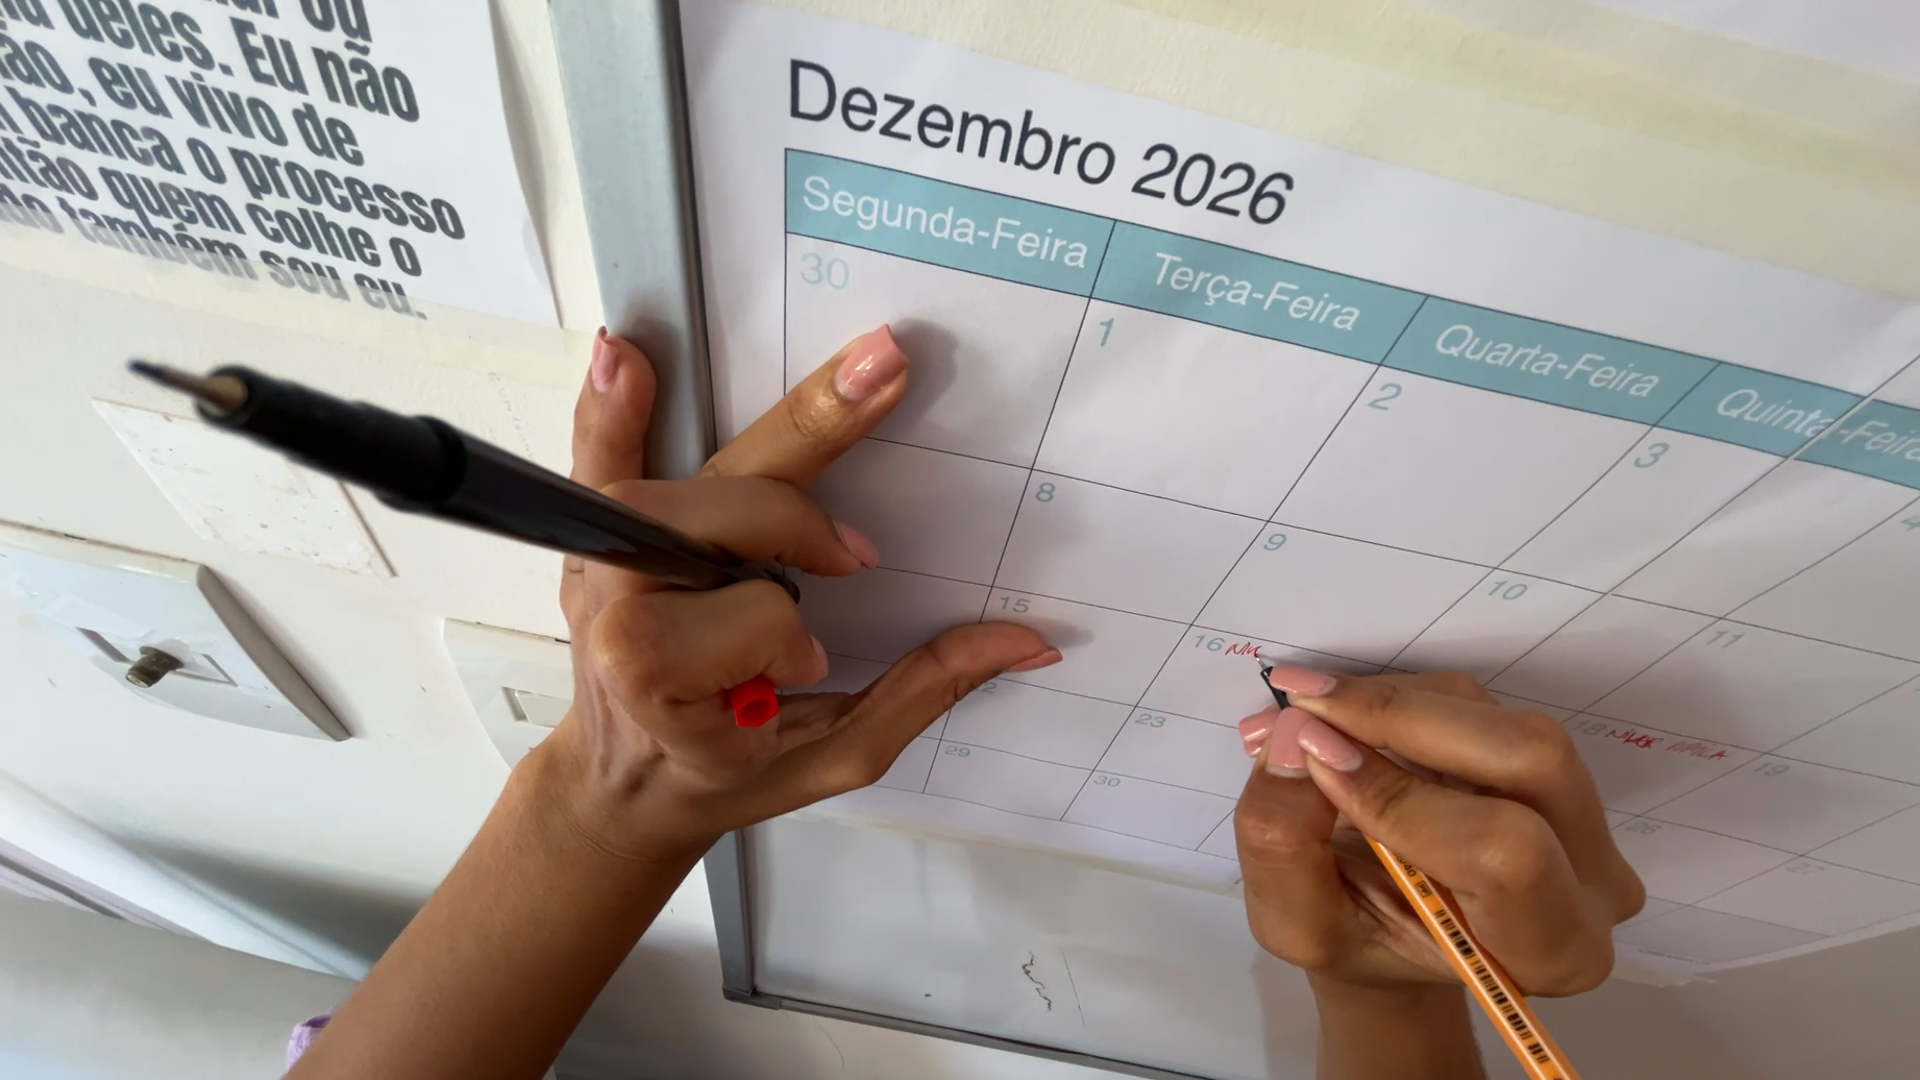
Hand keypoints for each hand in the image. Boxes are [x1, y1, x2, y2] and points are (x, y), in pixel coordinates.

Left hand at [543, 326, 1056, 859]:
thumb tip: (1027, 640)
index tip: (809, 653)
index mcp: (671, 698)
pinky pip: (593, 464)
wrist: (623, 785)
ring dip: (763, 488)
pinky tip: (627, 359)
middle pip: (714, 522)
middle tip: (862, 511)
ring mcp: (595, 574)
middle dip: (790, 522)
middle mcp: (617, 623)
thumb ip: (925, 692)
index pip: (749, 619)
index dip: (783, 630)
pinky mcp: (592, 544)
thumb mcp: (834, 758)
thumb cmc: (728, 777)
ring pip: (678, 490)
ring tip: (838, 447)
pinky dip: (612, 414)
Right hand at [1234, 667, 1643, 996]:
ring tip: (1300, 714)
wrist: (1381, 919)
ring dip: (1378, 699)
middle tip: (1299, 701)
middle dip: (1394, 714)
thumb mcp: (1293, 920)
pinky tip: (1330, 716)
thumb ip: (1282, 840)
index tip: (1306, 753)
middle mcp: (1585, 873)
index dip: (1397, 795)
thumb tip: (1295, 737)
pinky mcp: (1530, 756)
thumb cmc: (1349, 937)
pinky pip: (1461, 698)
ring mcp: (1571, 806)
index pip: (1501, 852)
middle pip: (1525, 755)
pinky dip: (1381, 693)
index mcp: (1542, 944)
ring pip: (1485, 712)